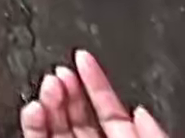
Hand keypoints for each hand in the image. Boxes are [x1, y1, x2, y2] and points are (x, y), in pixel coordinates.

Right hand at [20, 50, 168, 137]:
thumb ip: (152, 137)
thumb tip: (142, 111)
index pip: (109, 111)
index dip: (96, 82)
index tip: (83, 56)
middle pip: (76, 111)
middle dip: (68, 85)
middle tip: (63, 71)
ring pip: (53, 119)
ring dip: (49, 97)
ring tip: (52, 84)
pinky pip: (34, 137)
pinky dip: (31, 119)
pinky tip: (37, 106)